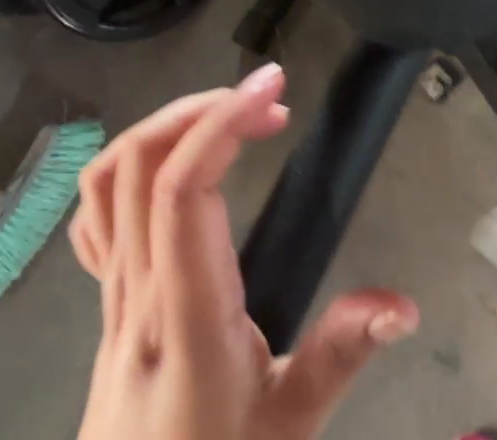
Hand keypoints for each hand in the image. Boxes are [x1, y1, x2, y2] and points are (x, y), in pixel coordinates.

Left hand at [69, 64, 418, 439]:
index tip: (271, 89)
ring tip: (227, 119)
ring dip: (163, 126)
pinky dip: (130, 166)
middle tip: (266, 102)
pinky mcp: (107, 303)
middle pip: (137, 165)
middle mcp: (138, 291)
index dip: (219, 124)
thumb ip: (339, 357)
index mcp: (186, 315)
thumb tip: (400, 303)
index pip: (181, 191)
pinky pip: (97, 216)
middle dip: (200, 108)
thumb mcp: (288, 426)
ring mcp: (112, 295)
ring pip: (107, 181)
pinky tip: (176, 167)